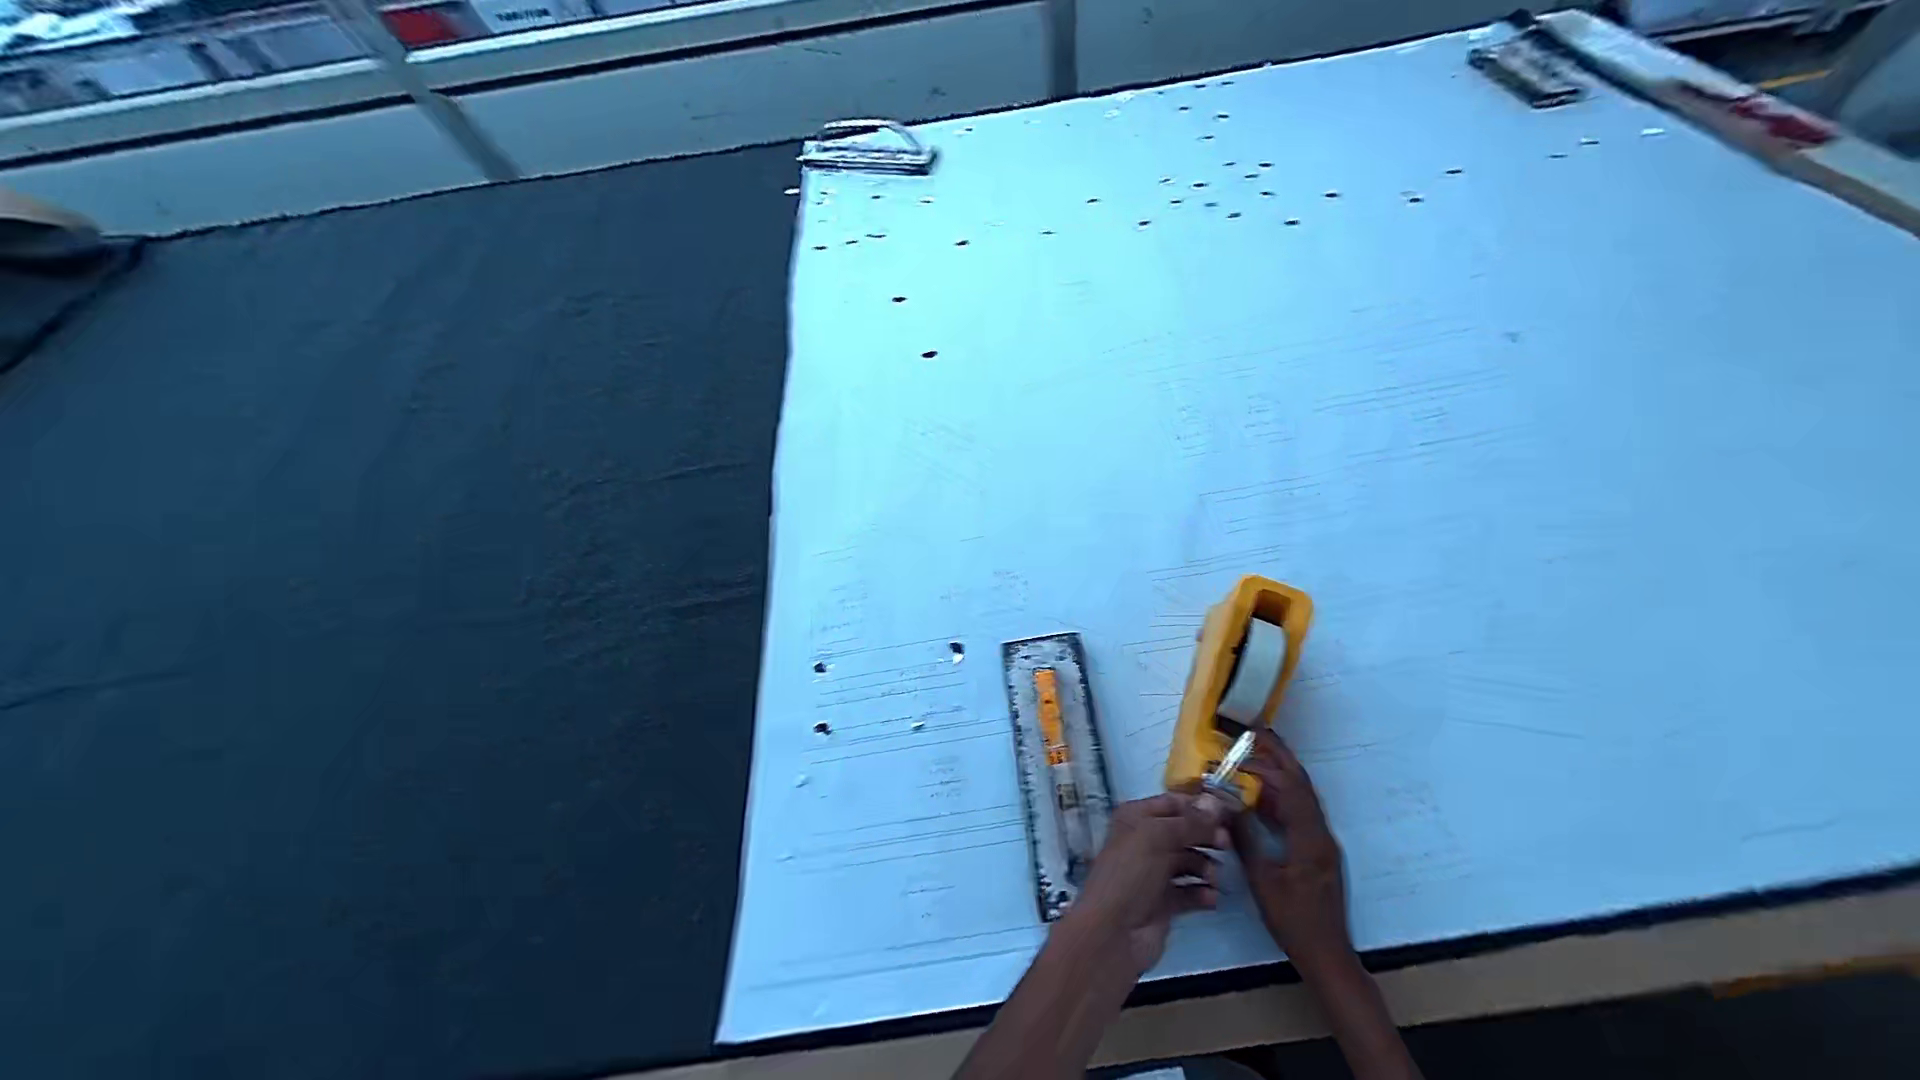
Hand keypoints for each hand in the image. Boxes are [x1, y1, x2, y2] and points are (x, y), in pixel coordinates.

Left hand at [1063, 792, 1227, 973]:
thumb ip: (1189, 822)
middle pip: (1184, 832)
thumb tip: (1215, 803)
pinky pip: (1190, 891)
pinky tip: (1210, 898)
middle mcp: (1145, 841)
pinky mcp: (1165, 902)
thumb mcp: (1156, 837)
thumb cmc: (1130, 873)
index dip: (1198, 807)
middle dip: (1206, 836)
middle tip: (1226, 845)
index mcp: (1136, 818)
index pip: (1172, 803)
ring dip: (1205, 867)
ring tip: (1213, 878)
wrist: (1113, 931)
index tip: (1228, 813)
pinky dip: (1202, 893)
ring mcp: (1155, 872)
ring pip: (1189, 861)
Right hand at [1231, 729, 1353, 971]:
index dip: (1263, 766)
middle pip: (1301, 783)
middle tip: (1255, 732)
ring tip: (1256, 752)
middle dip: (1279, 755)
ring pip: (1303, 795)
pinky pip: (1299, 810)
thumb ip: (1245, 838)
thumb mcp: (1262, 880)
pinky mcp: (1316, 849)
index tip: (1237, 754)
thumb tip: (1225, 805)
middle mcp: (1320, 832)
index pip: (1288, 788)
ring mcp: (1321, 841)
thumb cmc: (1293, 919)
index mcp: (1309, 837)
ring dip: (1281, 771)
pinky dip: (1281, 794)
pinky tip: (1261, 793)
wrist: (1327, 955)